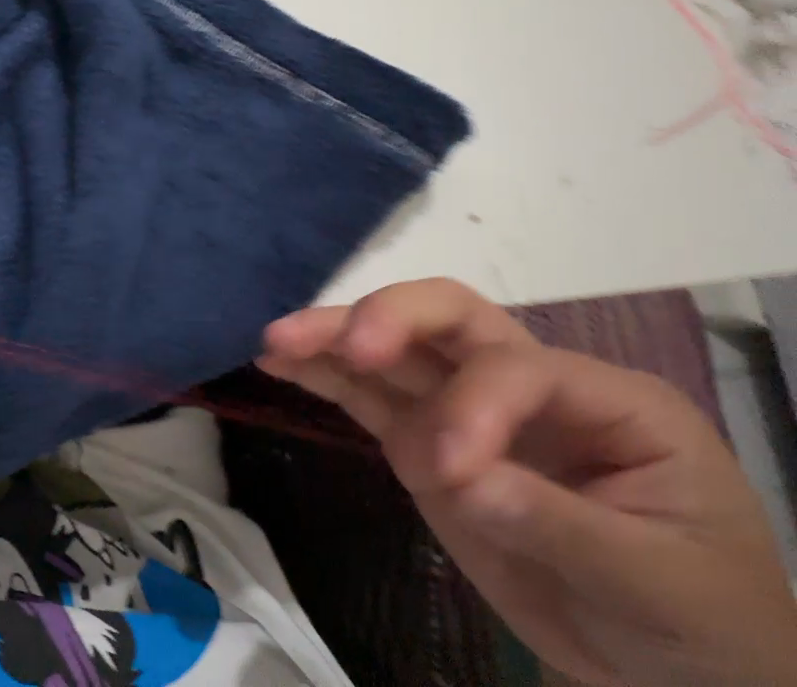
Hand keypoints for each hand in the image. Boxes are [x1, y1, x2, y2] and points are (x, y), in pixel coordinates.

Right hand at [258, 279, 796, 686]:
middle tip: (347, 345)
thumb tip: (454, 477)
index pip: (518, 369)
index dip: (470, 408)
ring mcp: (468, 412)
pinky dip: (322, 376)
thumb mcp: (656, 579)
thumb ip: (558, 520)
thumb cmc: (698, 618)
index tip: (446, 477)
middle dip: (390, 320)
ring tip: (275, 340)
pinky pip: (368, 398)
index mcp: (608, 401)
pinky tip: (277, 362)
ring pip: (394, 352)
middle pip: (450, 320)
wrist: (665, 668)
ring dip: (334, 339)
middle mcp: (530, 386)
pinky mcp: (423, 445)